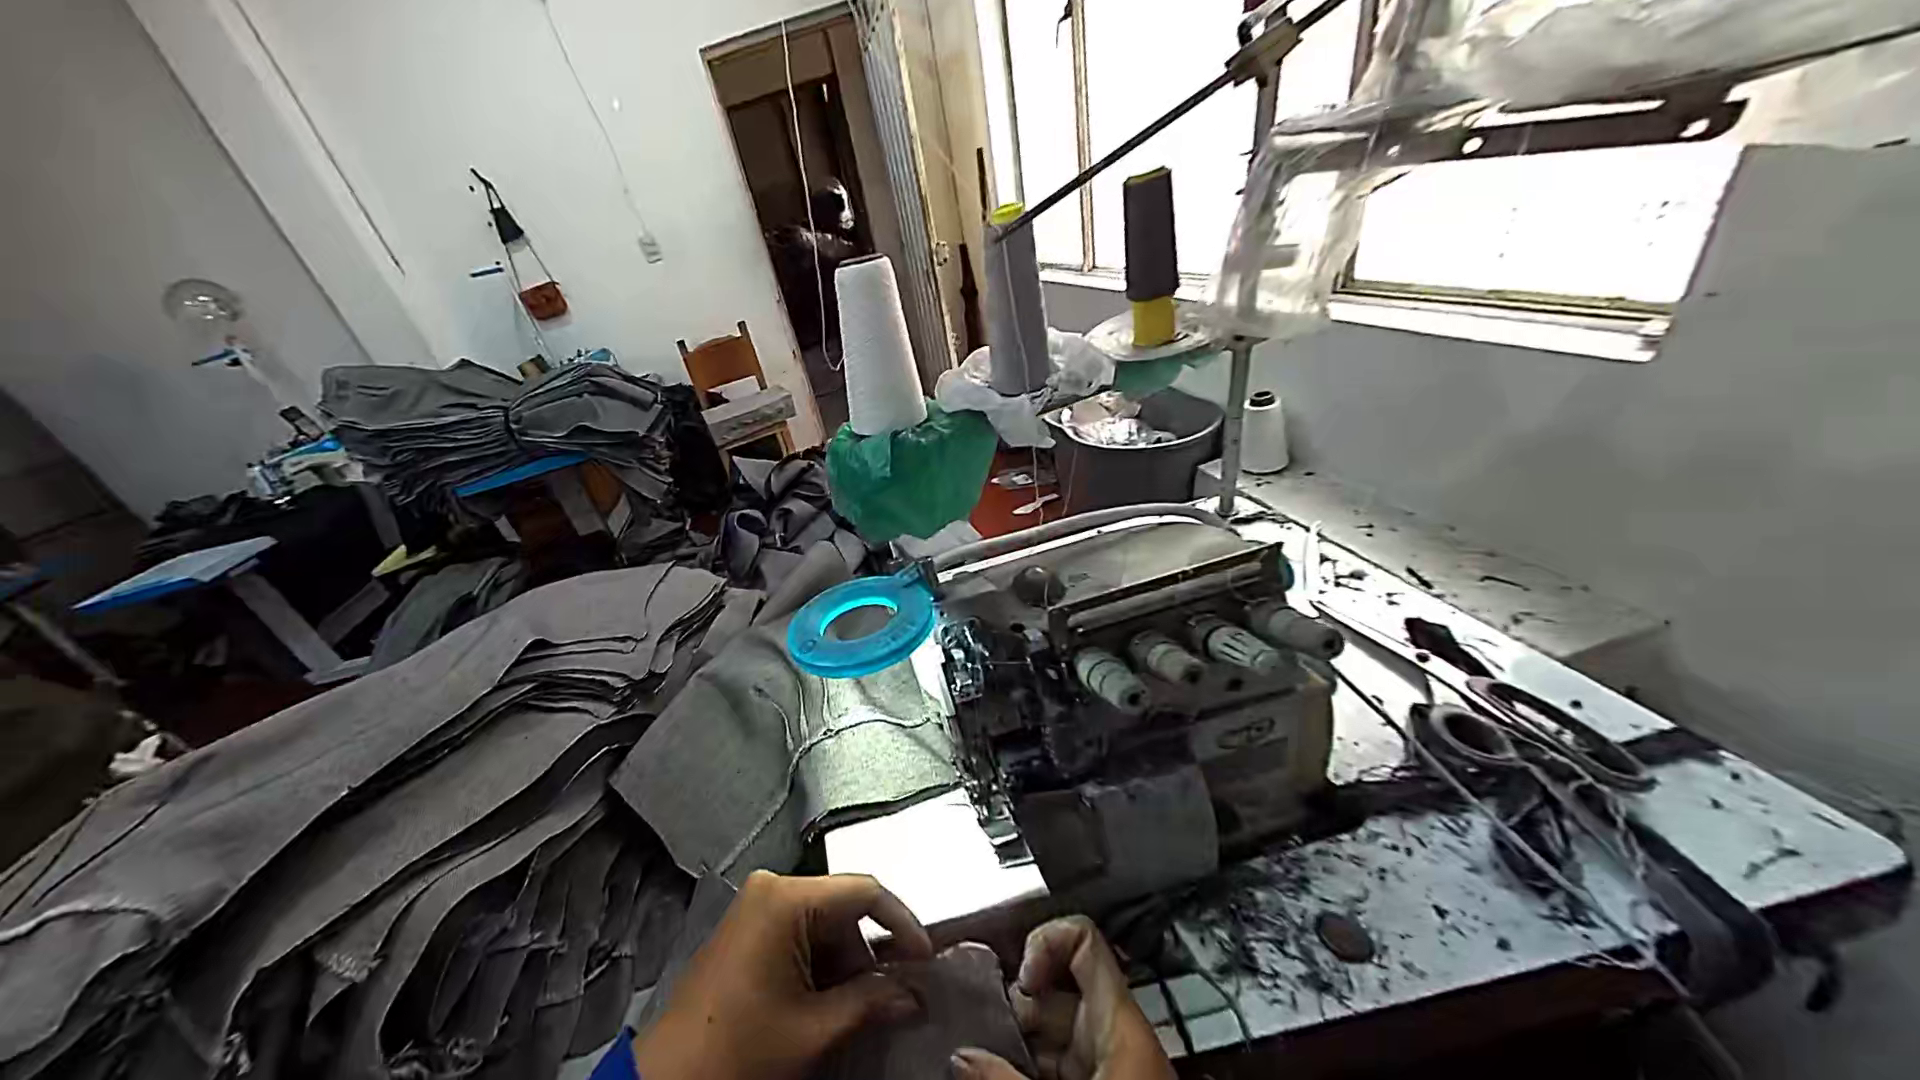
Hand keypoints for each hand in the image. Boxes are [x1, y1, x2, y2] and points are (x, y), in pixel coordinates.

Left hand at [634, 871, 933, 1079]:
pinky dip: (820, 965)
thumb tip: (914, 995)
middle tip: (890, 996)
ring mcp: (756, 906)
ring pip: (824, 923)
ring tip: (858, 1008)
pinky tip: (828, 1001)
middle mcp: (772, 887)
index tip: (926, 959)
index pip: (864, 892)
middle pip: (843, 908)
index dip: (902, 923)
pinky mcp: (747, 927)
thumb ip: (872, 1002)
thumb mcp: (814, 1030)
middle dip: (869, 954)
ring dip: (845, 965)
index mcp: (786, 898)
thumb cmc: (738, 1051)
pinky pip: (799, 933)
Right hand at [952, 916, 1173, 1079]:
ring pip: (1055, 1031)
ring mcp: (1108, 1066)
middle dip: (1015, 1004)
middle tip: (979, 1029)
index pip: (1084, 941)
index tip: (1017, 981)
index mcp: (1120, 1023)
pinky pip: (1059, 1065)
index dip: (1044, 944)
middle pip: (1059, 989)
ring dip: (1016, 1041)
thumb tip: (962, 1056)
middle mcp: (1114, 1034)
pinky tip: (999, 1078)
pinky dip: (1029, 1069)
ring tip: (980, 1059)